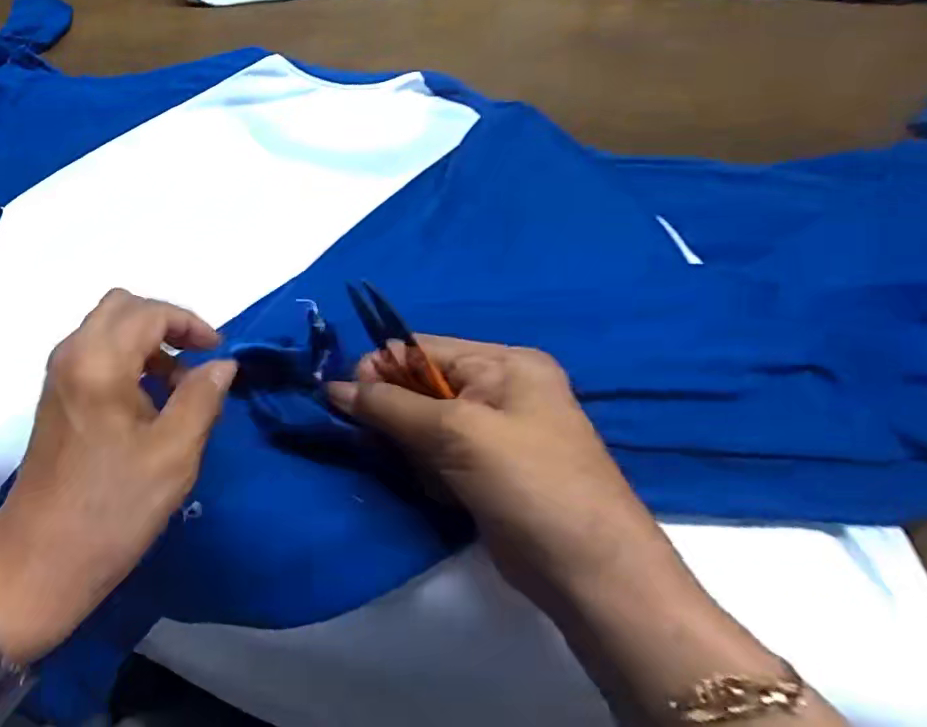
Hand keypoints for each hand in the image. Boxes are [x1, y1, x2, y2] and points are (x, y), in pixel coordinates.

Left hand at [0, 290, 237, 662]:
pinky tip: (148, 399)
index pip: (149, 312)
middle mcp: (72, 354)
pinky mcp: (55, 393)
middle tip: (197, 358)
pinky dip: (127, 357)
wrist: (39, 558)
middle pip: (122, 306)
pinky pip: (95, 351)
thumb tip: (222, 364)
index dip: (189, 323)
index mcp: (98, 361)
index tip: (218, 353)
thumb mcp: (173, 455)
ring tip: (178, 386)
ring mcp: (58, 373)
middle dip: (165, 322)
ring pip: (107, 327)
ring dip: (146, 340)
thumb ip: (201, 398)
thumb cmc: (112, 509)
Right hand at [326, 337, 683, 607]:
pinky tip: (440, 490)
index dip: (381, 369)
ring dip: (410, 446)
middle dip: (395, 412)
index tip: (350, 400)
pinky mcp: (488, 469)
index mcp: (504, 363)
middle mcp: (500, 388)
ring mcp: (496, 432)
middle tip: (386, 443)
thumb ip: (389, 405)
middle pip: (419, 384)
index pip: (420, 348)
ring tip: (427, 473)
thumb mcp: (455, 433)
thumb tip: (332, 387)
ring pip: (422, 421)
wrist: (594, 579)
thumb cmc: (529, 485)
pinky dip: (426, 467)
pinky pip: (436, 452)